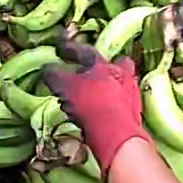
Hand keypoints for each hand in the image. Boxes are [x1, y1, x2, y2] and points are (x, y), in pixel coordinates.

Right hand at [44, 39, 150, 174]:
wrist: (119, 136)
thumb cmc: (92, 106)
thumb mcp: (66, 87)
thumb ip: (55, 76)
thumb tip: (47, 68)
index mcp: (103, 66)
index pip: (85, 52)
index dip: (70, 49)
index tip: (60, 47)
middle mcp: (122, 76)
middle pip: (116, 64)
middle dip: (103, 67)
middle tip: (91, 72)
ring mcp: (132, 96)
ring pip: (122, 84)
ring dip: (110, 86)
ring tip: (95, 95)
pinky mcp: (135, 115)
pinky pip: (122, 104)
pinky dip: (112, 105)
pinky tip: (102, 114)